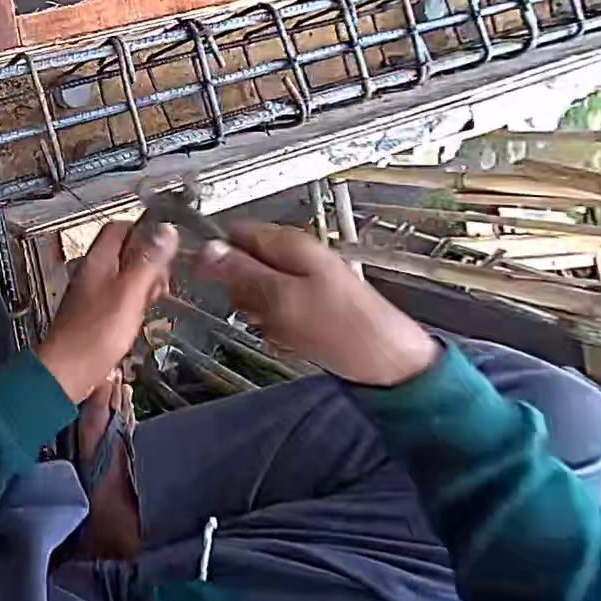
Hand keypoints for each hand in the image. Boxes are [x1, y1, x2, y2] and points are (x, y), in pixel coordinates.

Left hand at [37, 221, 177, 402]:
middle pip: (123, 251)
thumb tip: (165, 231)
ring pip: (123, 274)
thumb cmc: (97, 333)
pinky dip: (134, 300)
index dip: (144, 233)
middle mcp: (92, 271)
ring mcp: (91, 291)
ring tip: (153, 299)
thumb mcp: (131, 292)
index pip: (118, 228)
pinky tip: (140, 315)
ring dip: (143, 283)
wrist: (70, 368)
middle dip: (148, 262)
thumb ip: (148, 261)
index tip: (165, 249)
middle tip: (161, 281)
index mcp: (98, 260)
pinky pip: (119, 295)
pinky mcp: (94, 311)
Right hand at [195, 221, 439, 386]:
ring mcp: (305, 282)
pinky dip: (277, 325)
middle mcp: (296, 258)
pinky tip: (290, 338)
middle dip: (241, 290)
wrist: (393, 367)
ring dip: (259, 312)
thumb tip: (208, 249)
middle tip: (254, 310)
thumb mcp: (280, 297)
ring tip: (277, 327)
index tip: (207, 277)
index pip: (234, 233)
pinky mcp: (311, 305)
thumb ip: (241, 271)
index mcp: (289, 244)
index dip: (217, 253)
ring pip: (258, 290)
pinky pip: (277, 310)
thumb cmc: (342, 328)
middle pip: (244, 264)